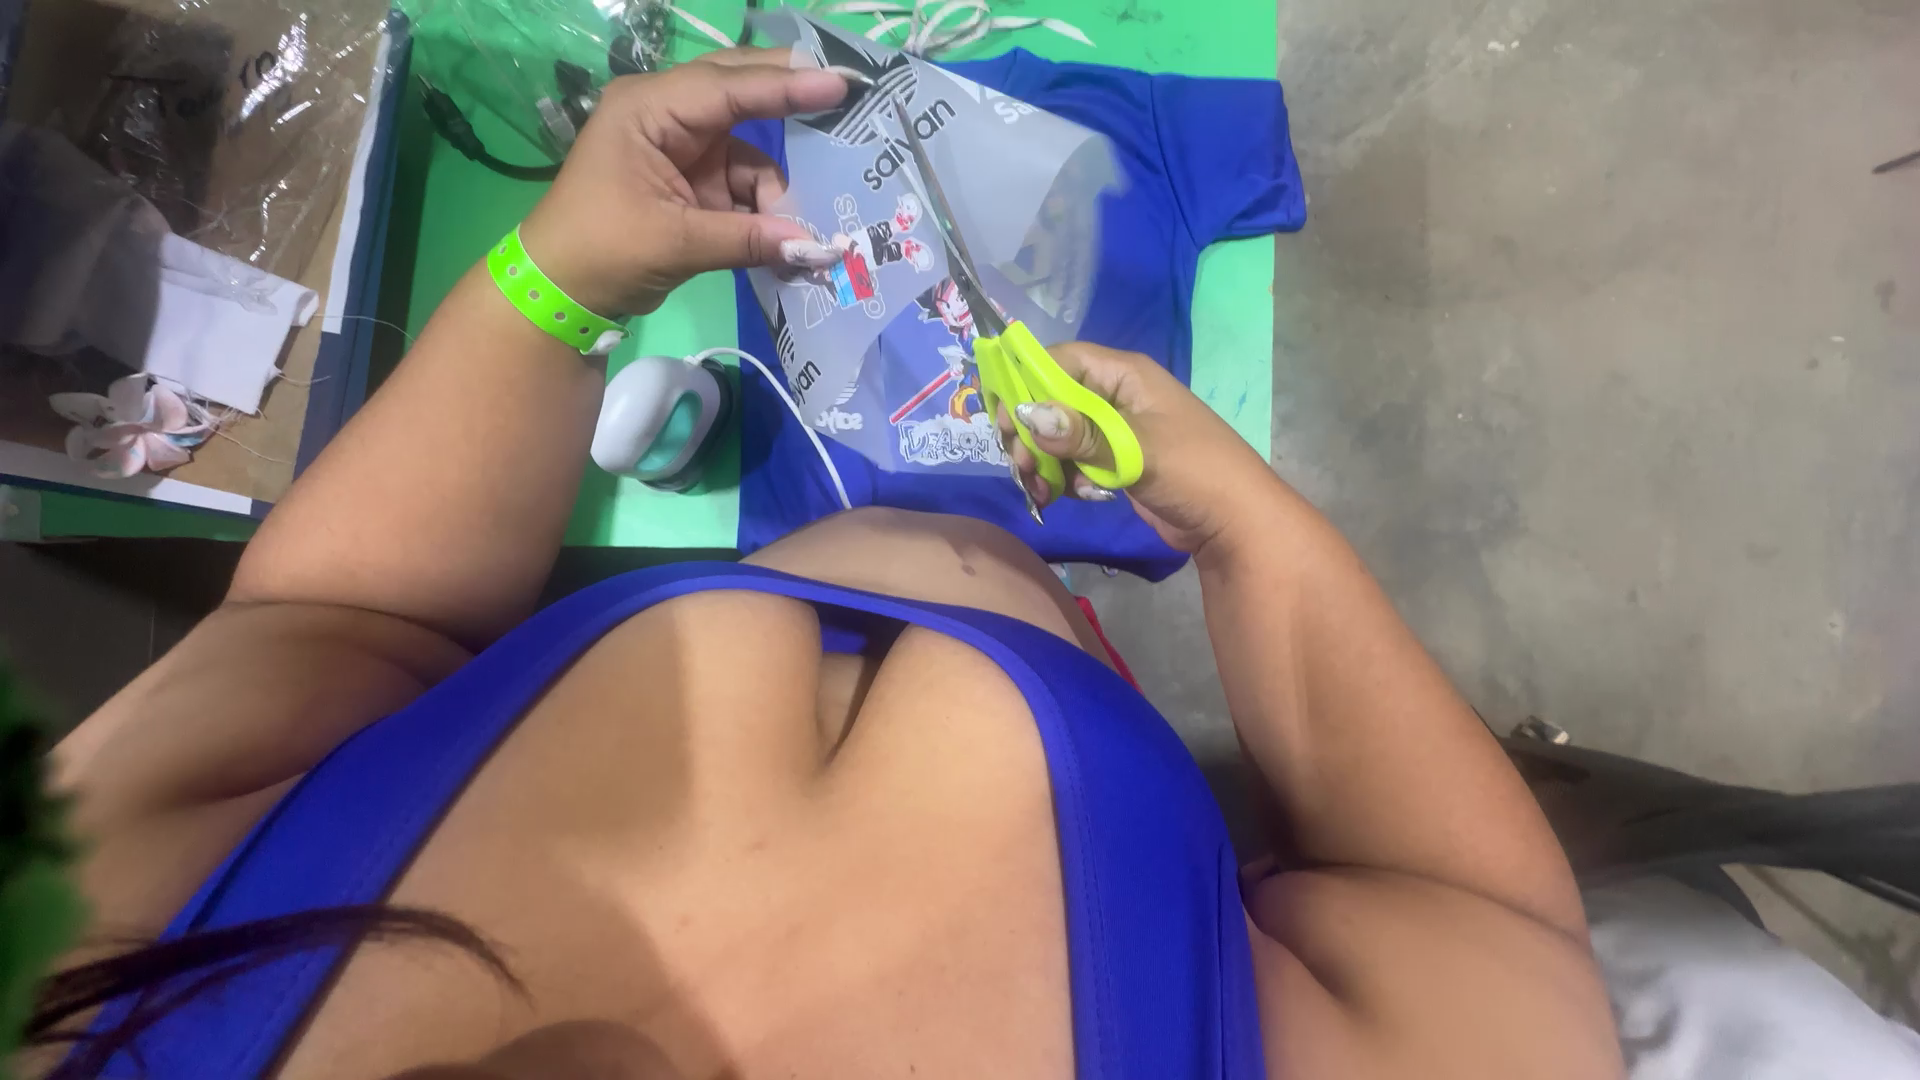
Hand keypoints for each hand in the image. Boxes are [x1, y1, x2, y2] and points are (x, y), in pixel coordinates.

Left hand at [518, 48, 847, 317]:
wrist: (567, 290)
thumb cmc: (604, 249)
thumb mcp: (676, 243)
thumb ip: (746, 240)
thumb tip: (814, 248)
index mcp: (649, 110)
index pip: (726, 87)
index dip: (785, 86)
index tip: (837, 86)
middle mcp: (669, 118)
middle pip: (740, 95)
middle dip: (787, 103)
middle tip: (842, 102)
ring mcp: (684, 152)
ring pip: (751, 157)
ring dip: (774, 197)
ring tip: (794, 239)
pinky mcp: (695, 186)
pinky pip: (744, 190)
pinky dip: (764, 217)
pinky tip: (780, 244)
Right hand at [1002, 343, 1283, 557]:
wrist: (1234, 521)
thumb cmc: (1194, 471)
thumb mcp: (1136, 449)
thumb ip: (1080, 434)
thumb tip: (1027, 416)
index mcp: (1124, 375)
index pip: (1060, 361)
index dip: (1026, 384)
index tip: (1005, 421)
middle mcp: (1115, 396)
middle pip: (1051, 401)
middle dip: (1030, 434)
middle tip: (1021, 467)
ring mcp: (1114, 431)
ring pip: (1057, 436)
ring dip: (1041, 463)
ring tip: (1040, 492)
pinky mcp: (1113, 462)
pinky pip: (1071, 461)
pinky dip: (1059, 479)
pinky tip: (1060, 498)